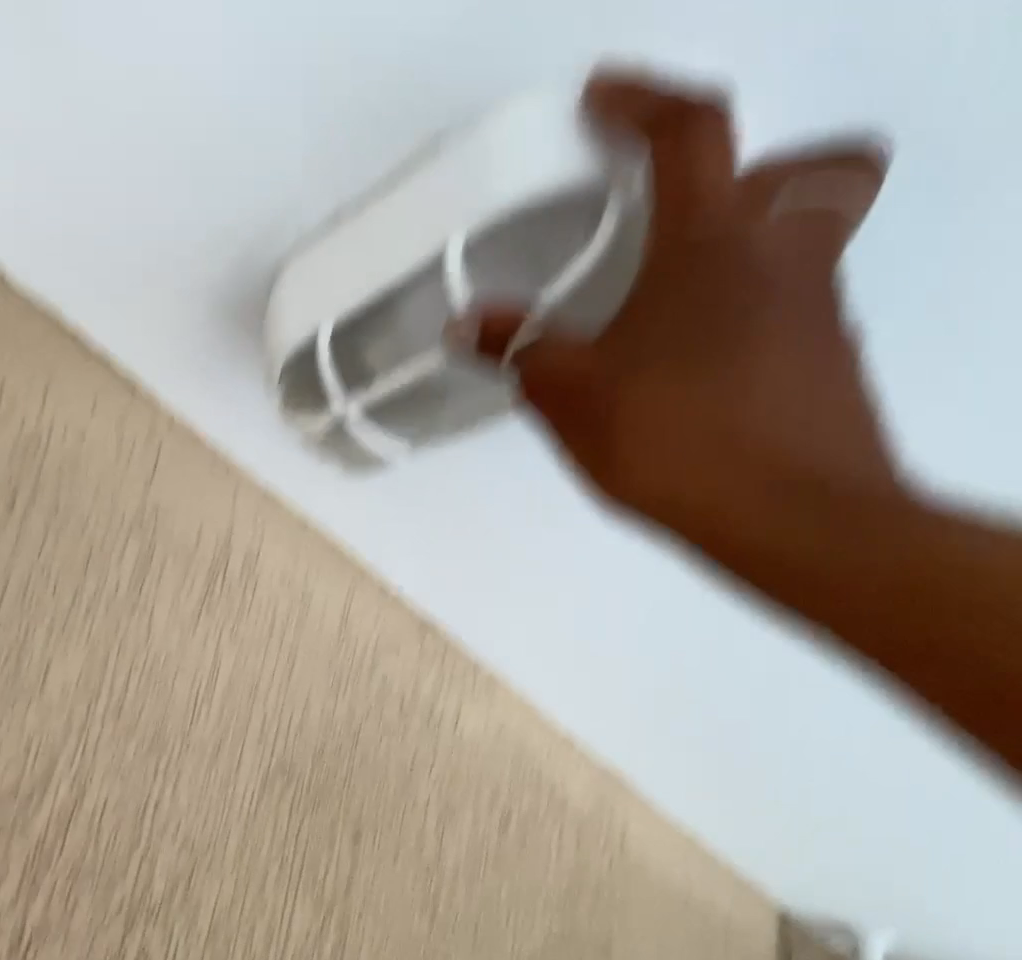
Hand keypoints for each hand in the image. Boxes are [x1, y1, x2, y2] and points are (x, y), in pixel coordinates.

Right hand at [462, 69, 902, 550]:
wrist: (799, 524)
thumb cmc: (676, 437)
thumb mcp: (568, 393)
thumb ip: (517, 348)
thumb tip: (470, 323)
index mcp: (712, 246)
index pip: (693, 133)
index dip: (645, 99)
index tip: (603, 95)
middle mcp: (783, 260)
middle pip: (817, 168)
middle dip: (759, 165)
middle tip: (687, 206)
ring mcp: (820, 312)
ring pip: (802, 244)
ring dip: (738, 252)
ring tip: (654, 313)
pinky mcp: (829, 364)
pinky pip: (788, 310)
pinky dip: (740, 317)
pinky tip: (681, 373)